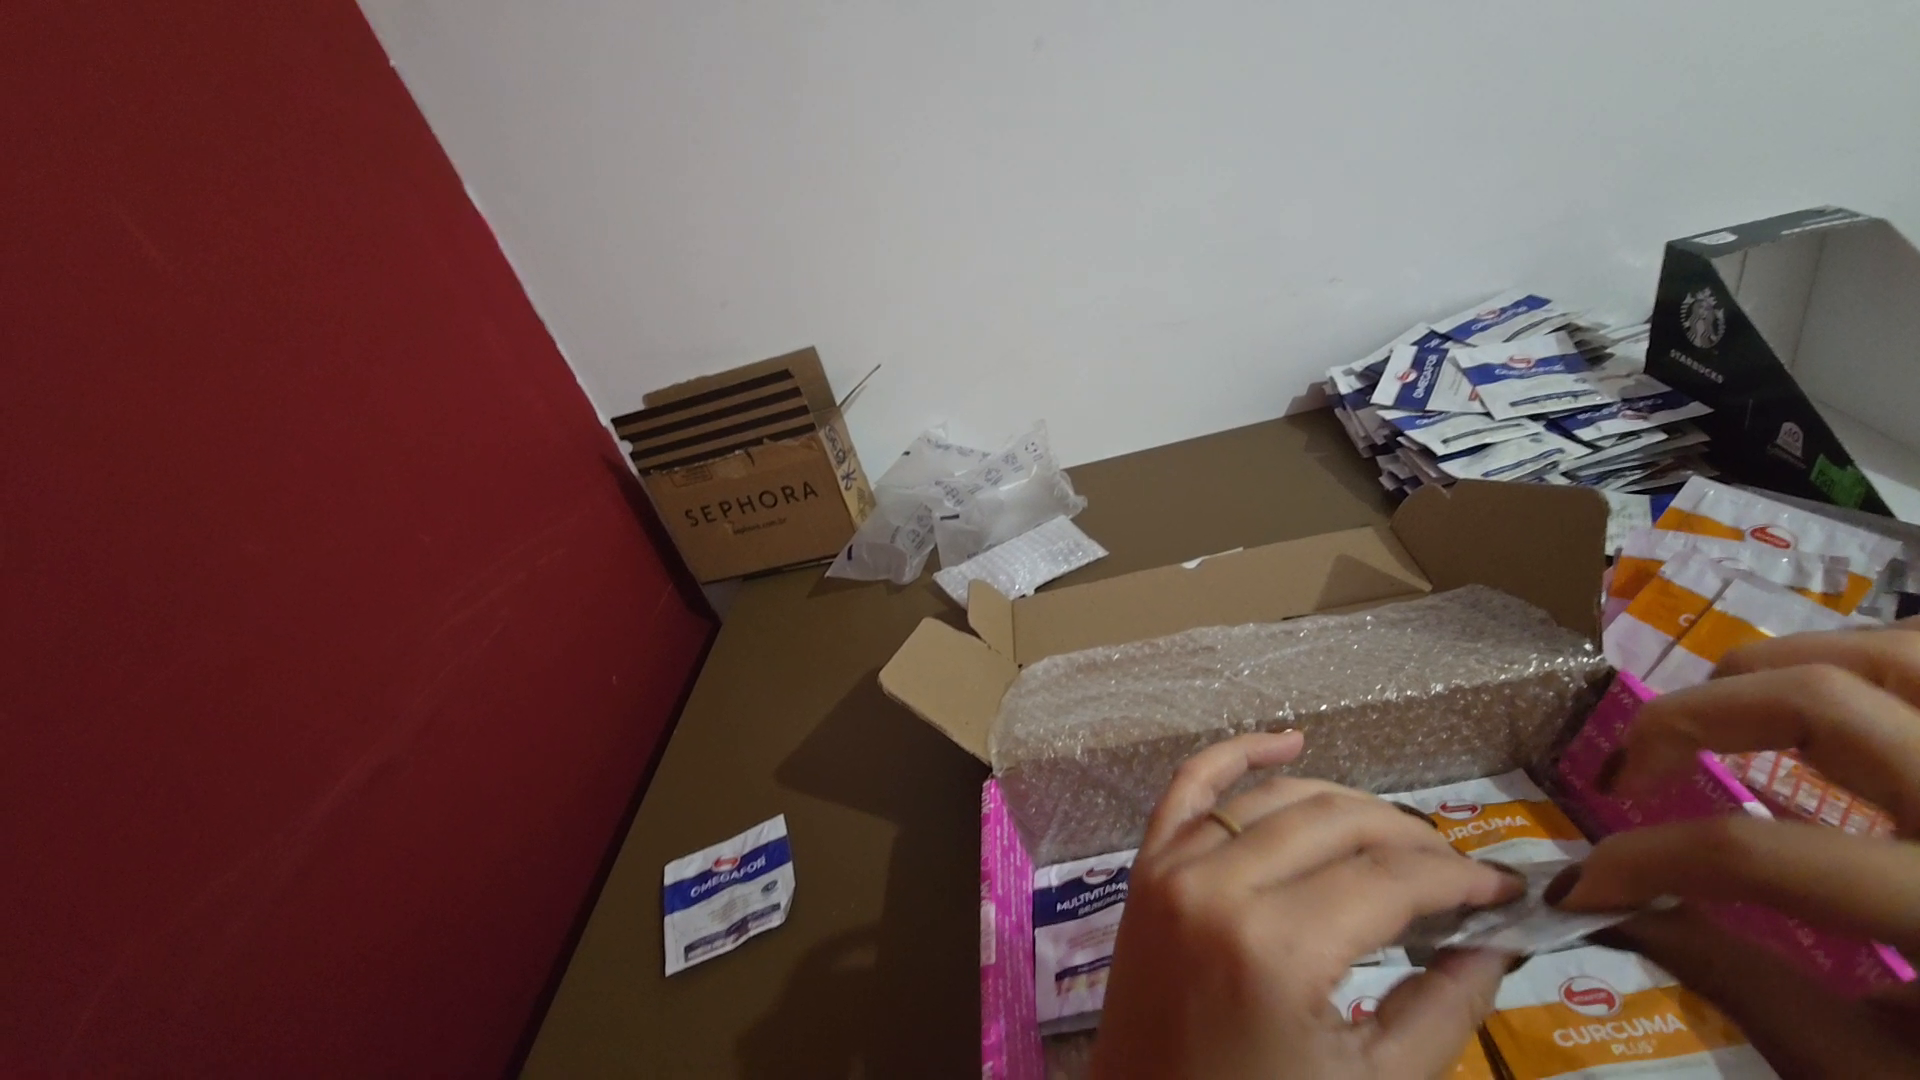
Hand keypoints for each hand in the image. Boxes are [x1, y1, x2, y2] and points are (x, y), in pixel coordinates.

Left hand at [1089, 731, 1524, 1079]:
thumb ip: (1444, 1009)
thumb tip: (1495, 942)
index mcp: (1275, 947)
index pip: (1387, 881)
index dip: (1457, 880)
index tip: (1504, 891)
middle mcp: (1217, 886)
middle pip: (1334, 824)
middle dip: (1409, 838)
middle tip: (1457, 868)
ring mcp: (1171, 867)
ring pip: (1271, 798)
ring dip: (1341, 801)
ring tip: (1396, 829)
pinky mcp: (1146, 866)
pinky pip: (1188, 787)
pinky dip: (1236, 755)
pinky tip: (1288, 741)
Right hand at [1554, 622, 1919, 1076]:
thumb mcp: (1890, 1077)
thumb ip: (1759, 996)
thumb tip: (1623, 922)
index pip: (1759, 852)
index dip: (1644, 860)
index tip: (1586, 883)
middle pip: (1815, 699)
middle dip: (1683, 718)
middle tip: (1633, 770)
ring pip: (1888, 650)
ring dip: (1768, 671)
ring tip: (1712, 714)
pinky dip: (1854, 668)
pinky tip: (1809, 714)